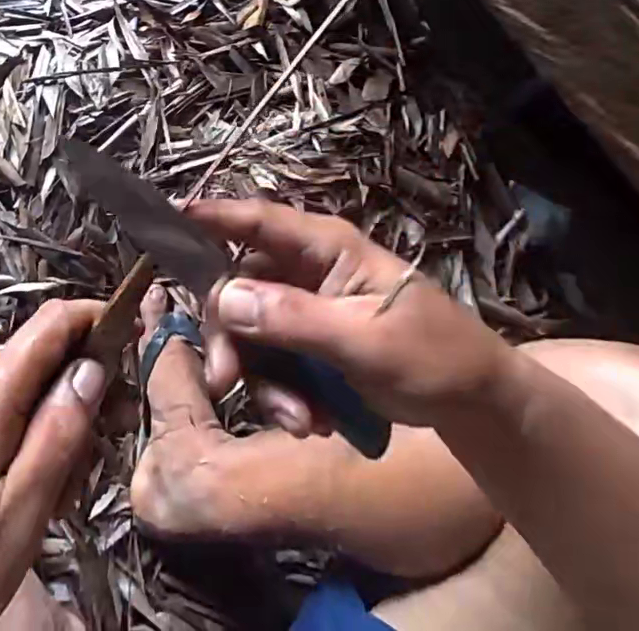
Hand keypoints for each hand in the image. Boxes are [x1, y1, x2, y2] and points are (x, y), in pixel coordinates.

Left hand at [0, 299, 105, 630]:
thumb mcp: (18, 512)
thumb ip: (60, 432)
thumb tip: (95, 366)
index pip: (56, 320)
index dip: (102, 316)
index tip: (141, 343)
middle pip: (54, 349)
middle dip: (95, 381)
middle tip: (117, 438)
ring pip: (42, 384)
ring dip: (73, 419)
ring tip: (74, 485)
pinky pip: (23, 412)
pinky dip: (49, 438)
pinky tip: (49, 490)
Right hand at [187, 198, 515, 429]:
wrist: (469, 402)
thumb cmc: (431, 353)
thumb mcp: (366, 339)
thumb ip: (295, 318)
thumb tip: (224, 296)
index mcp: (325, 248)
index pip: (259, 220)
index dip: (213, 216)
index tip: (169, 216)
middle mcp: (305, 271)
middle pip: (237, 287)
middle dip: (229, 336)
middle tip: (224, 380)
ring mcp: (303, 309)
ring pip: (249, 333)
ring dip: (262, 380)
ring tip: (300, 422)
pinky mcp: (305, 346)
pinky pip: (270, 364)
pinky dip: (281, 396)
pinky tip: (313, 422)